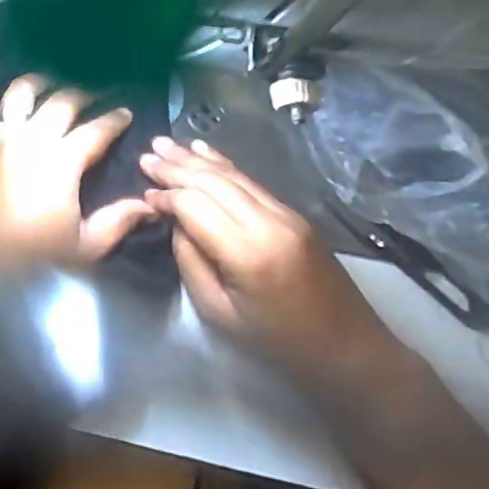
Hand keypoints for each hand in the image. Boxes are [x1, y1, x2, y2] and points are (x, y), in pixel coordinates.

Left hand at [0, 64, 154, 266]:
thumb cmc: (31, 258)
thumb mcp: (83, 246)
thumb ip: (117, 220)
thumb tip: (149, 206)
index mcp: (62, 159)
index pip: (97, 131)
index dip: (114, 120)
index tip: (125, 113)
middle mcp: (31, 138)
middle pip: (61, 103)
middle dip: (81, 94)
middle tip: (92, 94)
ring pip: (17, 96)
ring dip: (34, 83)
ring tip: (45, 80)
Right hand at [141, 138, 400, 382]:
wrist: (345, 345)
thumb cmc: (276, 341)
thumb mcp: (219, 312)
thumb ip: (191, 261)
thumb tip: (176, 220)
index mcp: (247, 252)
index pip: (195, 205)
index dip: (167, 195)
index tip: (143, 189)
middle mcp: (267, 221)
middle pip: (213, 182)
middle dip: (177, 167)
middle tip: (147, 154)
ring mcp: (284, 211)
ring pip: (232, 174)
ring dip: (196, 158)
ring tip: (166, 144)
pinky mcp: (292, 210)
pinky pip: (250, 181)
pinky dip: (223, 164)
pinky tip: (203, 151)